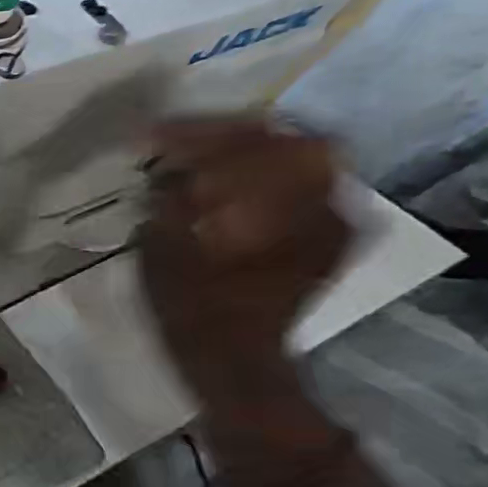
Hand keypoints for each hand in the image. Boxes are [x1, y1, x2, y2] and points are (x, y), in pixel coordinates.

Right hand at [139, 119, 350, 405]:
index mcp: (280, 208)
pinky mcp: (329, 238)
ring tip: (199, 162)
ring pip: (302, 163)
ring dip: (250, 155)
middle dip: (233, 136)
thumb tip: (169, 166)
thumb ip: (172, 197)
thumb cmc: (186, 304)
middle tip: (180, 142)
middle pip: (290, 143)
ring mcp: (335, 224)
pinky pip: (305, 189)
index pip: (252, 141)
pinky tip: (226, 190)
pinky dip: (265, 180)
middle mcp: (324, 208)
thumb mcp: (161, 245)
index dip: (200, 131)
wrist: (230, 355)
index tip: (152, 134)